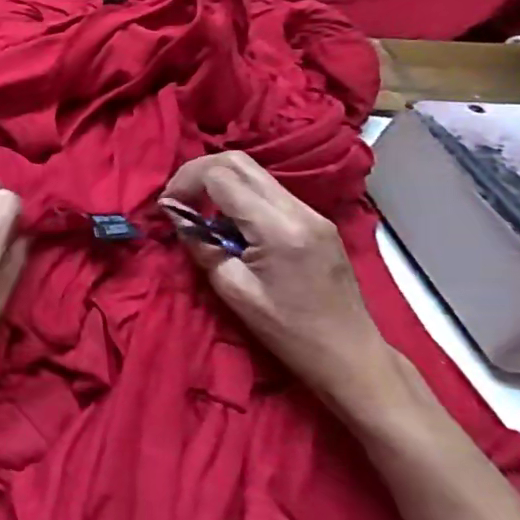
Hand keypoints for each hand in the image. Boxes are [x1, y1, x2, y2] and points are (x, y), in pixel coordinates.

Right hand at [163, 151, 398, 399]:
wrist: (351, 357)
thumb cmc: (289, 333)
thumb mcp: (235, 292)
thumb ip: (203, 247)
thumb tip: (177, 216)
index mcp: (278, 227)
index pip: (221, 176)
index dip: (186, 182)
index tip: (168, 207)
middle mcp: (297, 208)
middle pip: (238, 161)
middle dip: (200, 172)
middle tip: (179, 199)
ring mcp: (311, 211)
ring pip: (254, 172)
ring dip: (220, 182)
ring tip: (200, 211)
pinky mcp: (316, 219)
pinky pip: (269, 190)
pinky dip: (241, 195)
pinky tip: (230, 224)